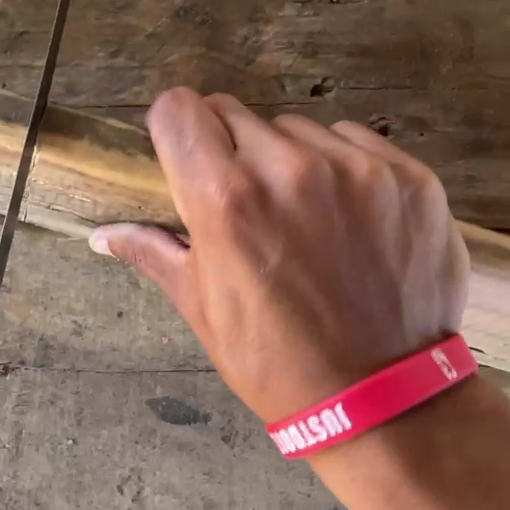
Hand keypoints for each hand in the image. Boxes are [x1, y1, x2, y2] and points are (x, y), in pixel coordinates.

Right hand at [90, 89, 469, 422]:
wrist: (387, 400)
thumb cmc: (275, 360)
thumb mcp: (202, 308)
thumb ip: (152, 253)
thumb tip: (101, 235)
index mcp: (224, 199)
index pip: (178, 108)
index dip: (175, 129)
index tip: (185, 154)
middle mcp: (287, 169)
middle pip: (232, 113)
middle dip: (226, 147)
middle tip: (245, 201)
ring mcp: (355, 168)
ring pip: (293, 127)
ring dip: (285, 158)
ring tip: (302, 216)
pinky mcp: (408, 175)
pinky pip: (352, 140)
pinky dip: (340, 166)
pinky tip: (347, 217)